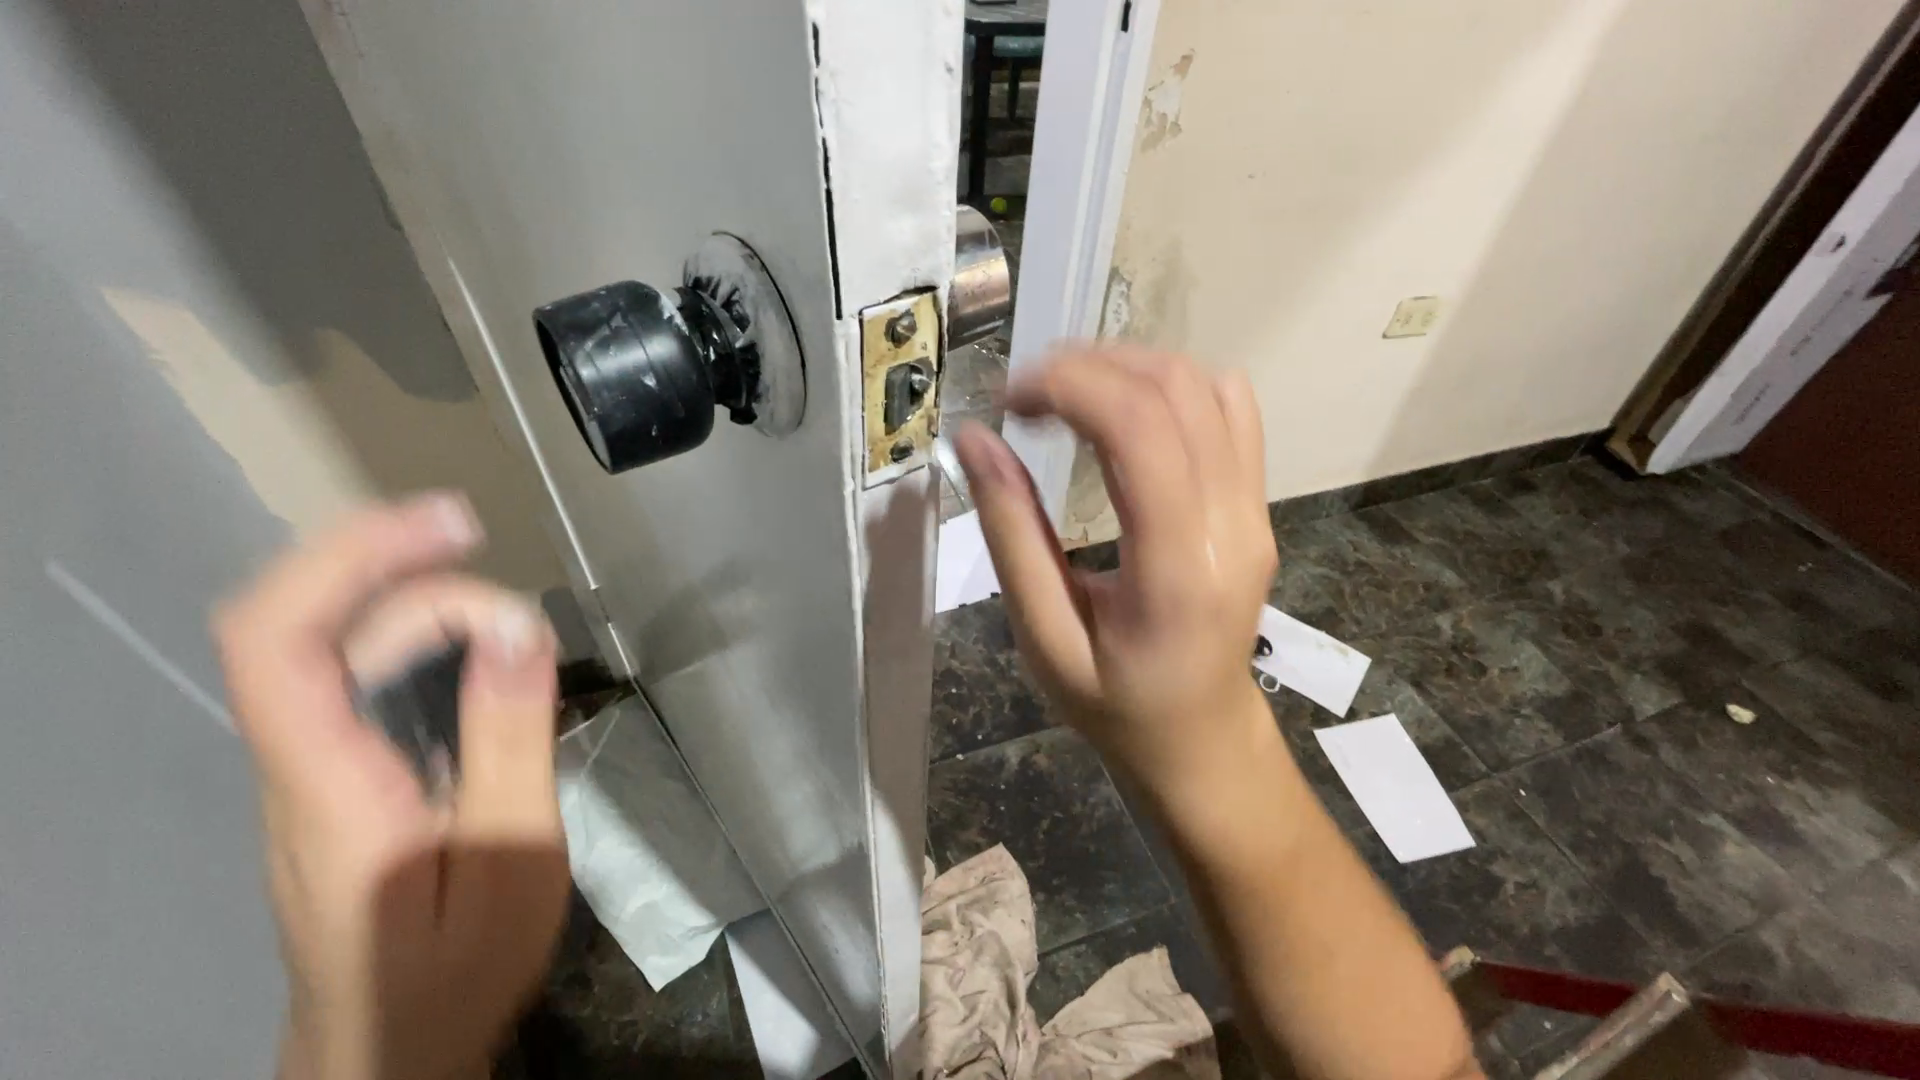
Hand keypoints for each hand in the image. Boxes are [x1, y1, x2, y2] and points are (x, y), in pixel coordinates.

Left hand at [215, 493, 569, 1079]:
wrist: (387, 1056)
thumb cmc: (451, 969)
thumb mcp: (509, 856)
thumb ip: (509, 739)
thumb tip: (518, 626)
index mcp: (326, 783)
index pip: (277, 638)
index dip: (350, 557)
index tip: (452, 524)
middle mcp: (299, 763)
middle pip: (327, 631)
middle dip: (425, 589)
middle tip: (529, 620)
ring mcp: (314, 772)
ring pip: (344, 653)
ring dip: (426, 610)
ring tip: (515, 626)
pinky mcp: (343, 782)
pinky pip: (364, 686)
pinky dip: (424, 645)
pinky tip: (482, 659)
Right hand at [952, 347, 1278, 793]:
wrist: (1200, 736)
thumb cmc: (1114, 704)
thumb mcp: (1045, 638)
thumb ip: (1012, 536)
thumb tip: (975, 440)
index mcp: (1177, 568)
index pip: (1139, 429)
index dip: (1069, 387)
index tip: (1007, 400)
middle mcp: (1231, 524)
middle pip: (1175, 391)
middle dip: (1089, 368)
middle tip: (1025, 395)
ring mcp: (1255, 510)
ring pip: (1206, 387)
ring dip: (1128, 368)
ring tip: (1066, 394)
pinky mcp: (1257, 504)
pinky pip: (1230, 410)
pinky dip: (1170, 386)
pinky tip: (1124, 410)